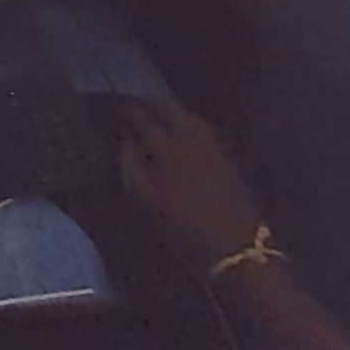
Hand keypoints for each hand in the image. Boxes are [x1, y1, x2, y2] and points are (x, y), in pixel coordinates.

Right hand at [117, 97, 266, 269]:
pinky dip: (188, 121)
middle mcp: (191, 140)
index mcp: (166, 147)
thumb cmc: (182, 227)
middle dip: (149, 99)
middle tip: (132, 97)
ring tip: (156, 108)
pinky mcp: (228, 160)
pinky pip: (203, 130)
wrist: (238, 251)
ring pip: (189, 116)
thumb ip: (129, 164)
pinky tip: (182, 128)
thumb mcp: (143, 198)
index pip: (141, 117)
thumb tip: (123, 139)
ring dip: (171, 108)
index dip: (125, 107)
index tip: (111, 101)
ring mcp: (213, 149)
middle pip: (169, 107)